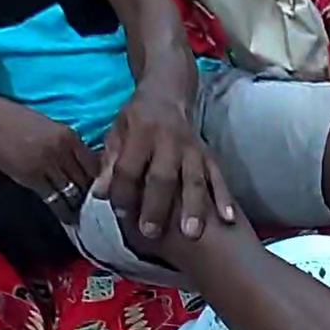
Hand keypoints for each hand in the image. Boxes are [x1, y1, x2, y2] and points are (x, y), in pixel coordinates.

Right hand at [0, 93, 96, 223]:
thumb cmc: (12, 121)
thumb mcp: (47, 127)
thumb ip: (69, 147)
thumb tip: (87, 169)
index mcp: (69, 136)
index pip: (96, 165)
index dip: (102, 182)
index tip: (106, 195)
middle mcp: (62, 151)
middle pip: (88, 182)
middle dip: (95, 198)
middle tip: (102, 213)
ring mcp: (48, 165)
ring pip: (74, 193)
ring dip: (81, 208)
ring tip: (89, 220)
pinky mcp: (33, 178)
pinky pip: (56, 201)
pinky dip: (65, 212)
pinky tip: (70, 220)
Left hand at [103, 92, 236, 240]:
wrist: (167, 95)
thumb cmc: (138, 120)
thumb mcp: (117, 133)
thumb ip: (110, 163)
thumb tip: (100, 194)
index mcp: (140, 133)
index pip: (128, 167)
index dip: (122, 191)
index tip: (120, 214)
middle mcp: (168, 141)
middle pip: (162, 177)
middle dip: (156, 206)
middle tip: (151, 233)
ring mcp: (193, 151)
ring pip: (193, 181)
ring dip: (193, 208)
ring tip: (192, 235)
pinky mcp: (210, 157)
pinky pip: (219, 179)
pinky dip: (224, 199)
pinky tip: (229, 219)